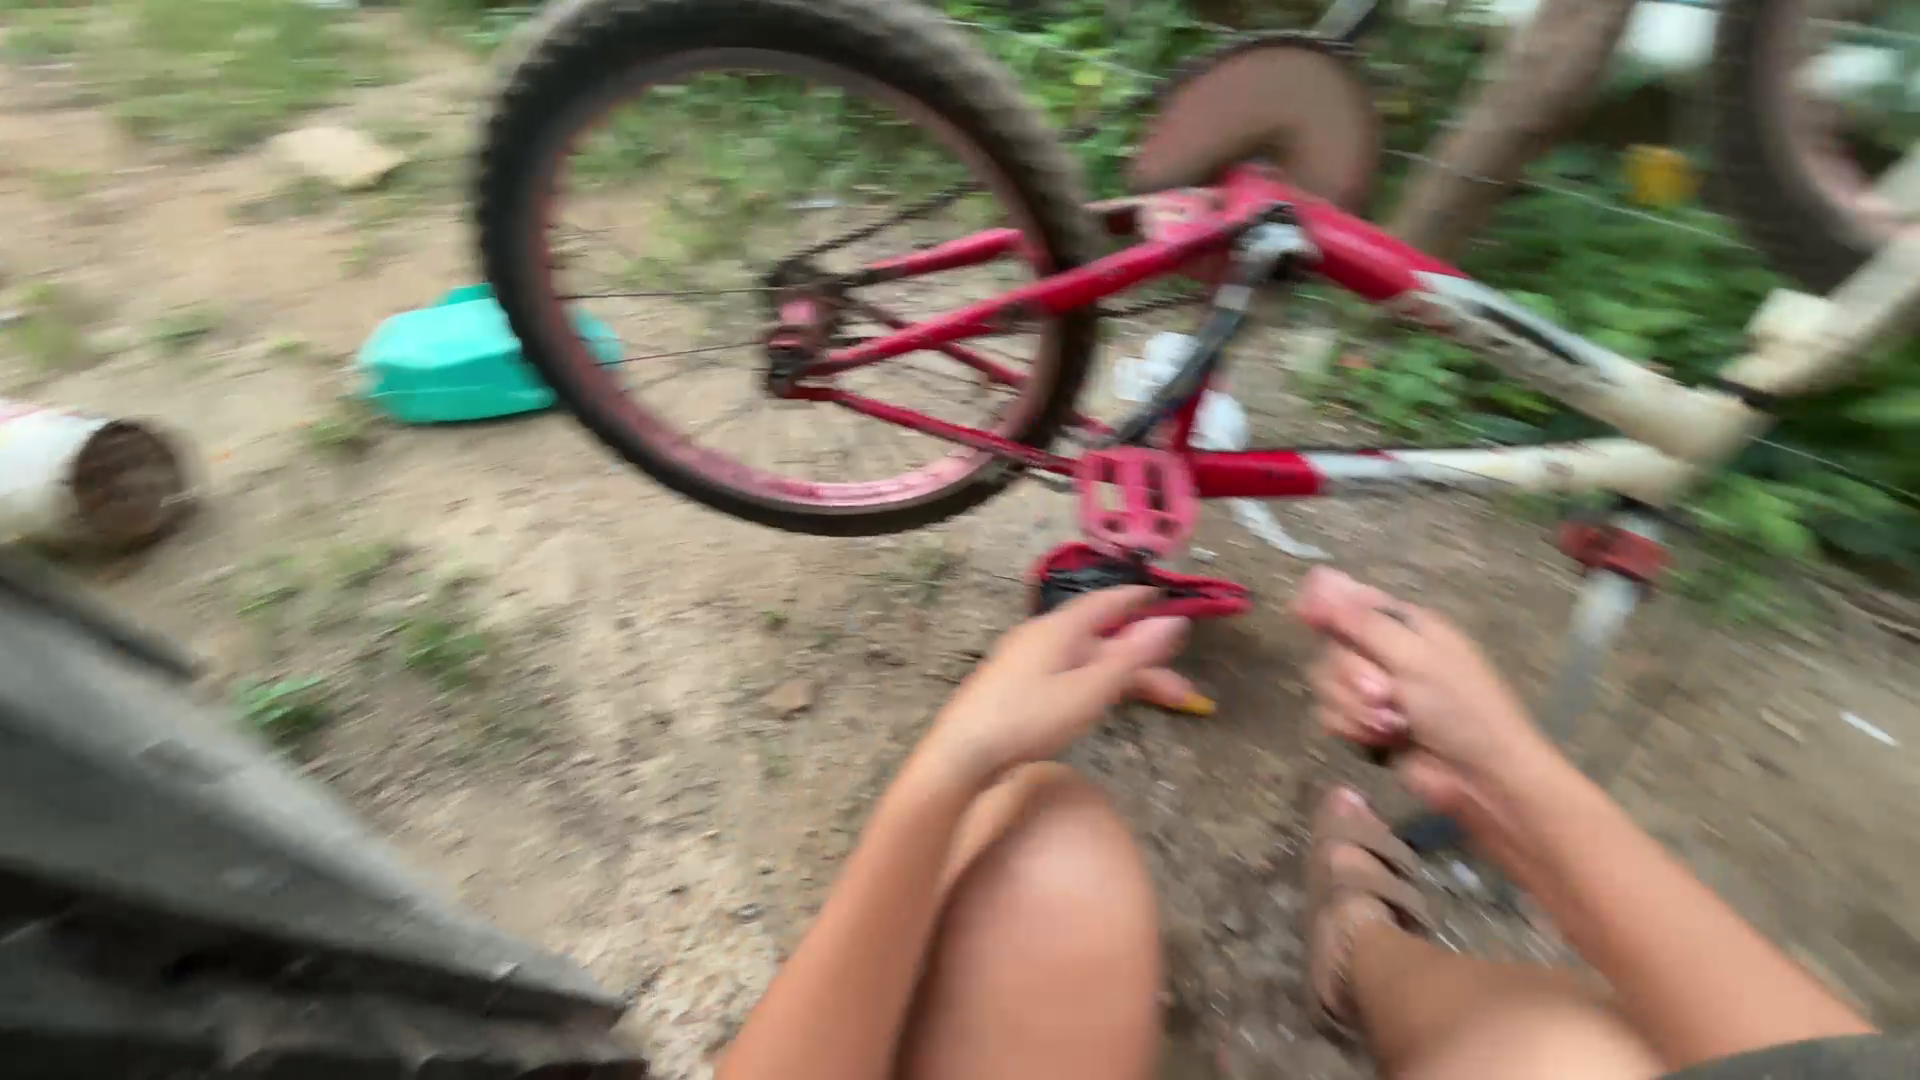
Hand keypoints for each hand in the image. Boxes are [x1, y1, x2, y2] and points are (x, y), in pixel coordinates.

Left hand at [922, 587, 1188, 782]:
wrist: (963, 751)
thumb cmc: (1030, 717)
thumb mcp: (1090, 689)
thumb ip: (1131, 655)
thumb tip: (1171, 620)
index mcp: (1060, 628)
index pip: (1107, 602)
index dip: (1138, 599)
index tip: (1165, 597)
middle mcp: (1043, 635)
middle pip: (1103, 640)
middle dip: (1144, 661)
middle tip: (1183, 690)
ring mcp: (1028, 659)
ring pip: (1087, 660)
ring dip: (1125, 677)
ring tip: (1163, 703)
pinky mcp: (1018, 684)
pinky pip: (1069, 673)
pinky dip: (1097, 682)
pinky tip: (1107, 700)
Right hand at [1292, 567, 1558, 807]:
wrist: (1481, 777)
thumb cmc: (1461, 708)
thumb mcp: (1414, 656)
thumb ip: (1361, 621)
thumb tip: (1317, 580)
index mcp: (1406, 626)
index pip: (1351, 602)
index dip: (1324, 606)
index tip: (1301, 613)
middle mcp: (1386, 653)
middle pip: (1332, 648)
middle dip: (1349, 675)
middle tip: (1383, 693)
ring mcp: (1374, 690)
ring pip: (1325, 683)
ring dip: (1353, 706)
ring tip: (1390, 723)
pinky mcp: (1363, 723)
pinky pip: (1329, 714)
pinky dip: (1352, 727)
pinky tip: (1381, 738)